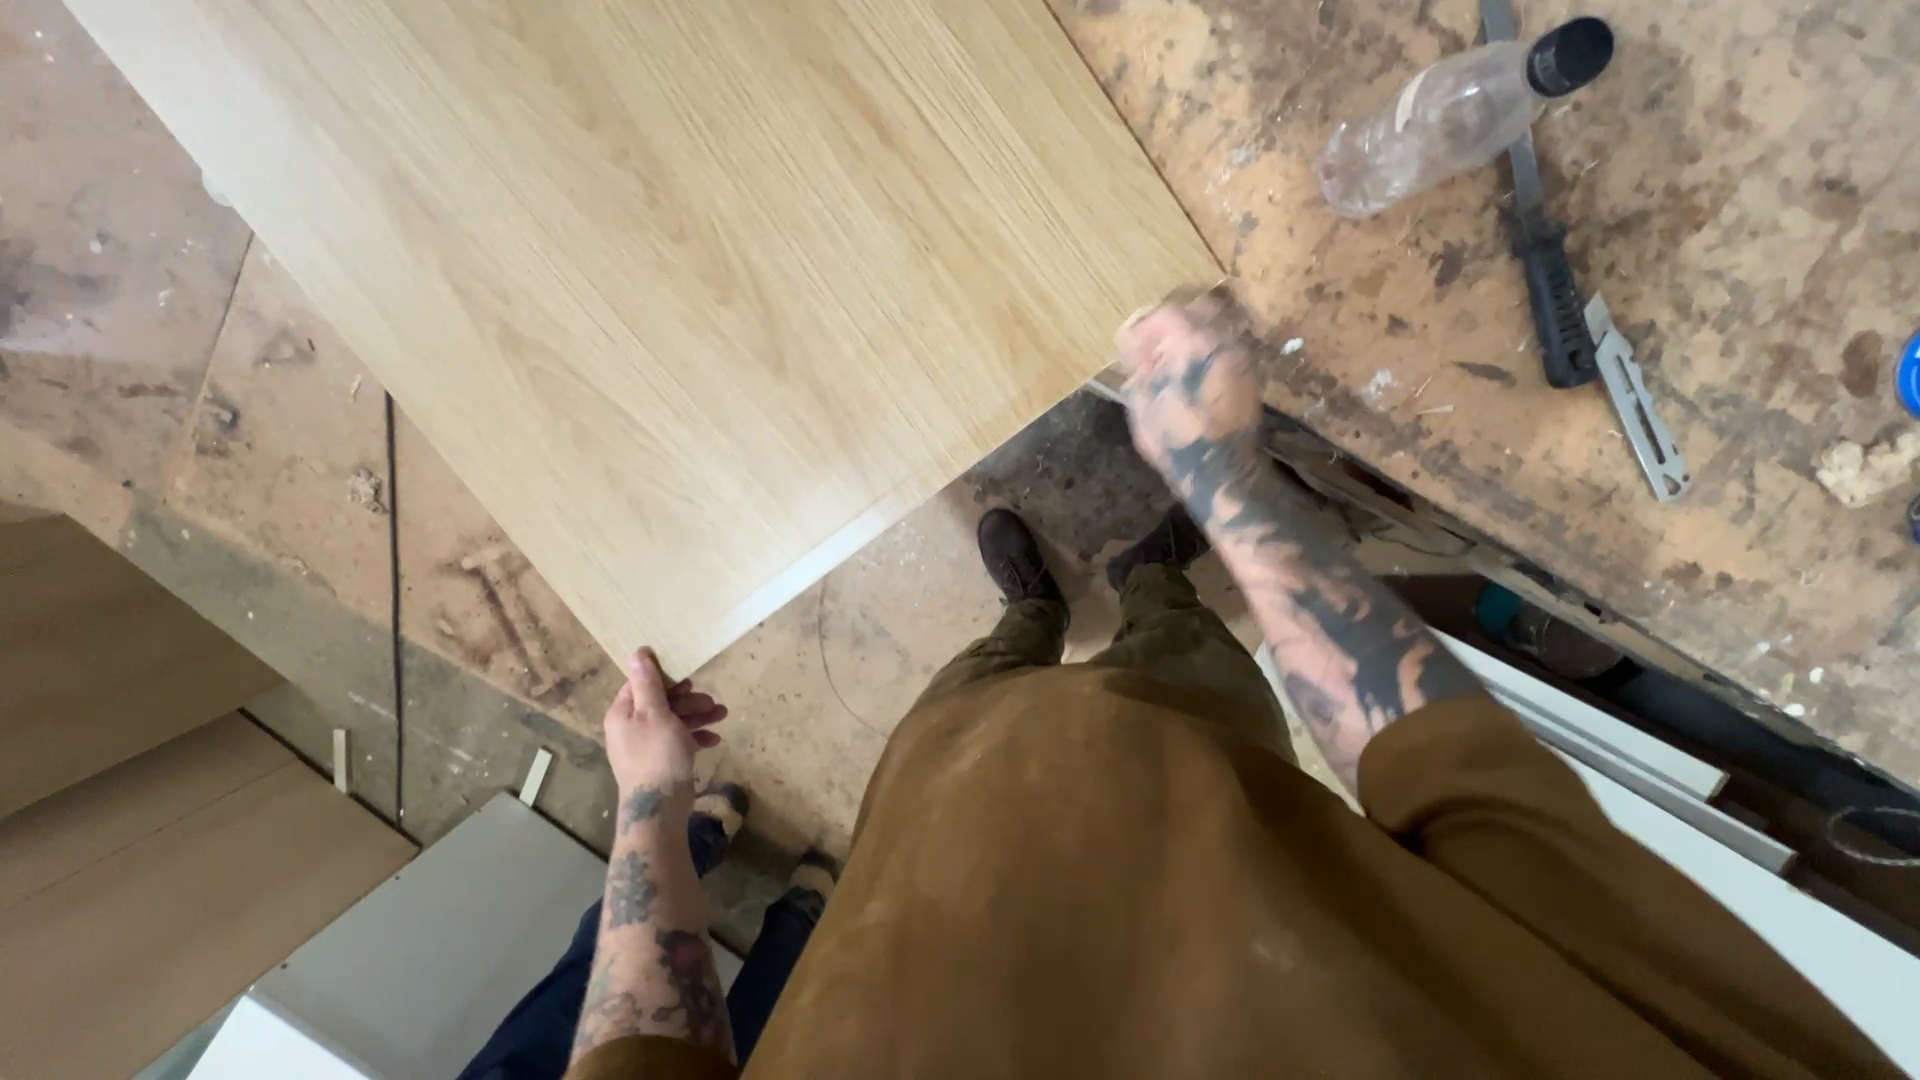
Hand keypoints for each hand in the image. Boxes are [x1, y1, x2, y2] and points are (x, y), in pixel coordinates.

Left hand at [603, 648, 727, 797]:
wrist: (659, 805)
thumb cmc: (657, 754)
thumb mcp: (655, 713)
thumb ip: (648, 683)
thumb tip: (637, 652)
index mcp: (623, 713)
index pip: (641, 684)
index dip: (666, 679)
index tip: (690, 680)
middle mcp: (631, 727)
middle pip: (662, 702)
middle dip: (689, 700)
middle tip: (711, 703)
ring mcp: (646, 745)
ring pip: (674, 720)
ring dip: (698, 716)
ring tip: (723, 715)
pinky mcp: (661, 760)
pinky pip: (679, 740)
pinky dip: (696, 737)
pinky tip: (714, 739)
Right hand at [1118, 291, 1265, 519]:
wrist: (1220, 468)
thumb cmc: (1174, 439)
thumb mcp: (1142, 403)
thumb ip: (1140, 369)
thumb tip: (1137, 350)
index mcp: (1190, 344)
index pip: (1166, 313)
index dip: (1145, 327)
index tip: (1133, 345)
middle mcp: (1221, 341)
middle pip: (1198, 308)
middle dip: (1174, 322)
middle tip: (1157, 344)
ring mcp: (1240, 357)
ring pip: (1217, 325)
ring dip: (1194, 335)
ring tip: (1176, 360)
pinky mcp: (1249, 374)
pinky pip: (1227, 347)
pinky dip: (1209, 351)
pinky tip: (1195, 373)